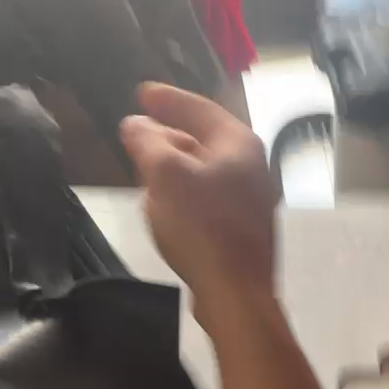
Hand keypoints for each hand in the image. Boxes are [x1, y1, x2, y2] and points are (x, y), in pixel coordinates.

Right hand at [119, 83, 279, 317]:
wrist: (236, 295)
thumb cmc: (202, 228)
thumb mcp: (165, 176)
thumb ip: (148, 143)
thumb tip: (135, 125)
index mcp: (239, 145)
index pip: (199, 108)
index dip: (167, 99)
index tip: (141, 93)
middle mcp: (253, 169)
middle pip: (204, 142)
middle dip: (169, 137)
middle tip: (139, 135)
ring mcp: (253, 204)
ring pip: (206, 175)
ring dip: (176, 171)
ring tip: (148, 173)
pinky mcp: (245, 235)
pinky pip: (210, 204)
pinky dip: (186, 199)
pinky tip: (168, 212)